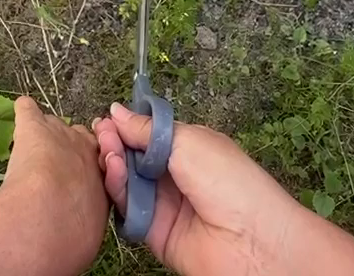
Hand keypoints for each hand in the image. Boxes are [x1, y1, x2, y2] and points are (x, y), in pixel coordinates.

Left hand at [0, 97, 107, 273]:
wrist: (49, 216)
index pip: (101, 158)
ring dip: (46, 135)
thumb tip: (80, 225)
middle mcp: (85, 147)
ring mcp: (59, 133)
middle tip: (54, 170)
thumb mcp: (92, 228)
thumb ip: (90, 215)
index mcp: (104, 171)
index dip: (87, 167)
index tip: (76, 180)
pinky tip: (19, 114)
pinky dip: (24, 111)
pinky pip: (28, 109)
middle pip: (79, 136)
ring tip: (33, 153)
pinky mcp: (33, 127)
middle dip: (68, 147)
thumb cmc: (74, 233)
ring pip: (53, 125)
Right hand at [94, 103, 305, 275]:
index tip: (107, 119)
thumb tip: (117, 111)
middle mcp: (173, 174)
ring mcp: (164, 204)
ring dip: (114, 165)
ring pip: (127, 182)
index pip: (147, 134)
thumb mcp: (188, 142)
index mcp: (187, 147)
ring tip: (107, 152)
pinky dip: (118, 192)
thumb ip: (148, 130)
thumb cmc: (230, 181)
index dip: (126, 126)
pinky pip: (129, 210)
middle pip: (133, 156)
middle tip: (101, 133)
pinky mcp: (155, 234)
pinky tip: (113, 174)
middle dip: (115, 142)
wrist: (252, 242)